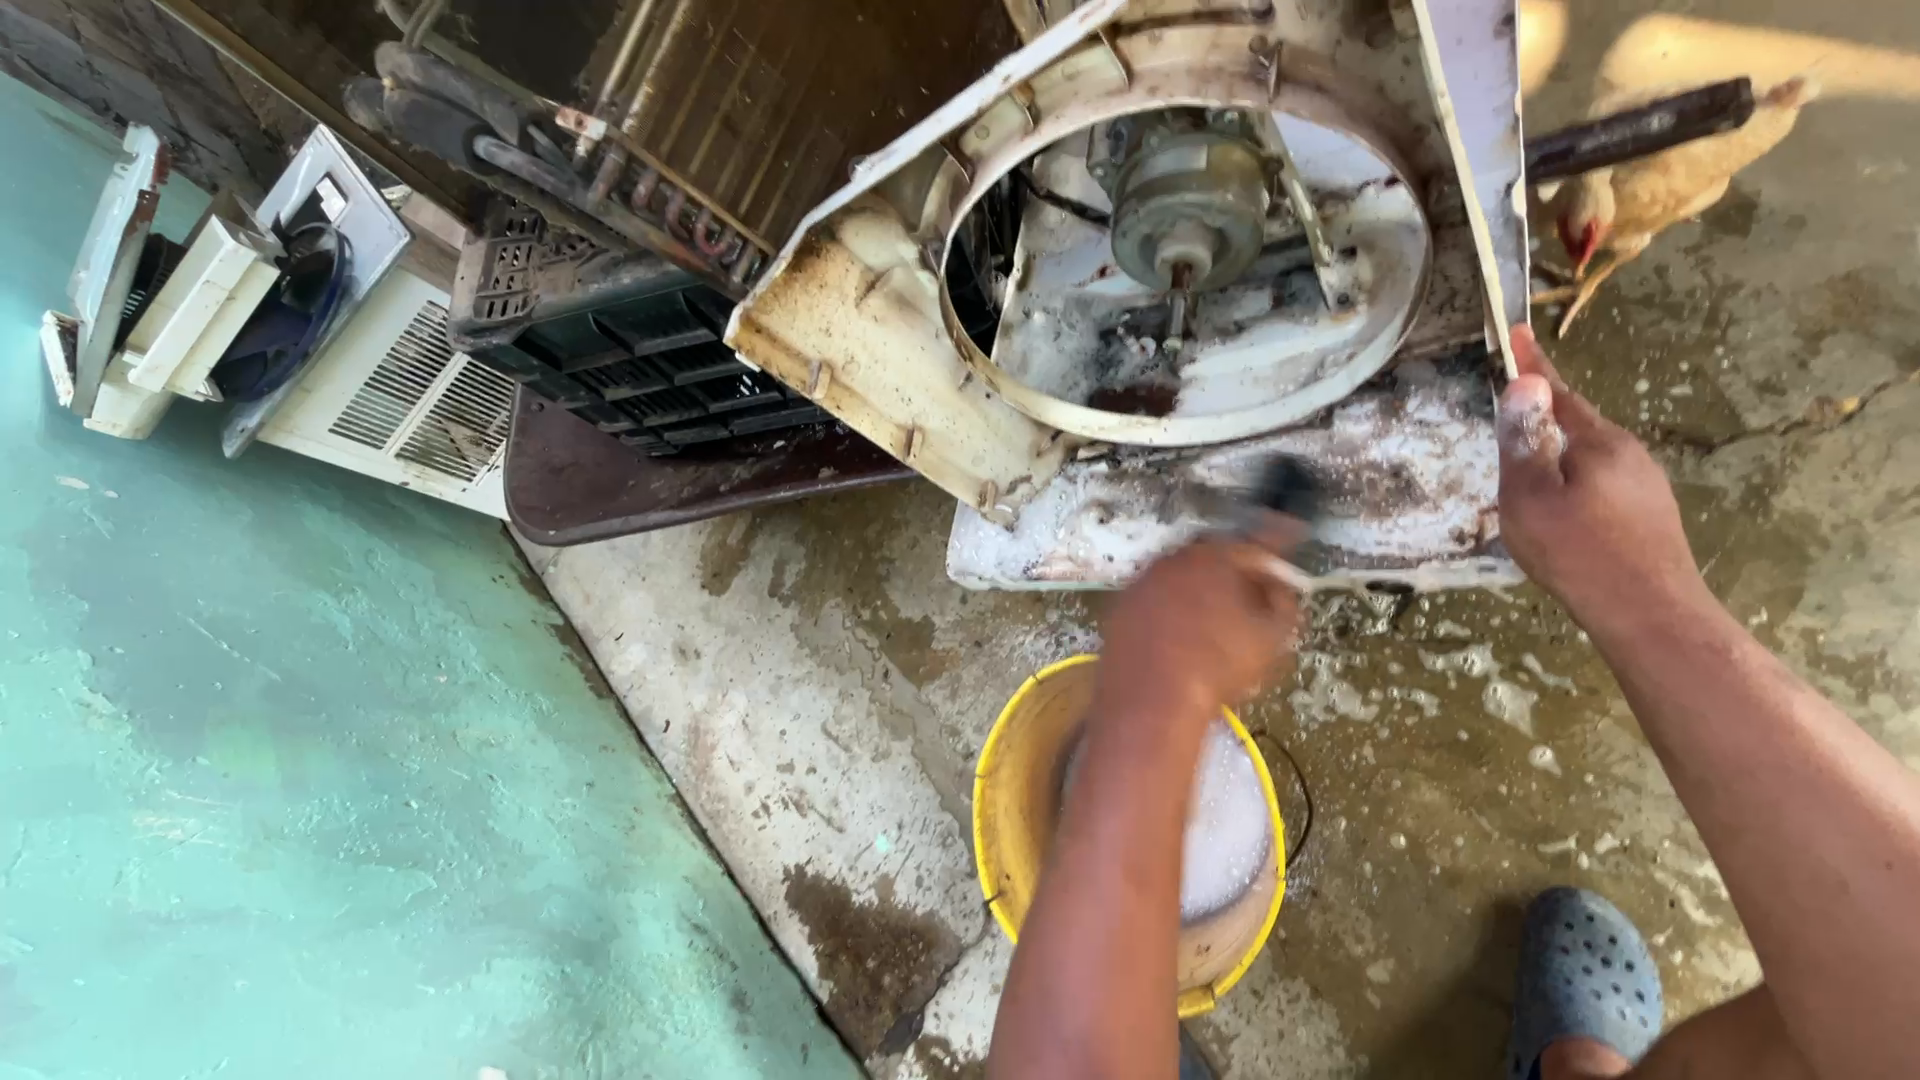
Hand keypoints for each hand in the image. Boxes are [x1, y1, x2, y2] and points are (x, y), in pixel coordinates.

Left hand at [1095, 517, 1305, 723]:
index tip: (1290, 546)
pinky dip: (1170, 609)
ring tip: (1214, 618)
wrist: (1151, 698)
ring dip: (1199, 589)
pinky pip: (1154, 600)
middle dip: (1234, 569)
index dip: (1276, 545)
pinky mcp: (1120, 607)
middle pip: (1213, 556)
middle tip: (1251, 591)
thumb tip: (1278, 588)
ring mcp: (1143, 582)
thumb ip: (1282, 602)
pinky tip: (1178, 633)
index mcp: (1216, 557)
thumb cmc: (1219, 666)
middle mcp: (1175, 560)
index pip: (1255, 544)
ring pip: (1180, 577)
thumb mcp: (1271, 637)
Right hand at [1497, 324, 1707, 631]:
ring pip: (1586, 456)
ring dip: (1554, 457)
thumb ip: (1523, 441)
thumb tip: (1526, 383)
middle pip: (1574, 424)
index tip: (1515, 331)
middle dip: (1539, 421)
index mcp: (1598, 442)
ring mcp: (1643, 483)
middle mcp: (1628, 453)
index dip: (1532, 364)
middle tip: (1503, 428)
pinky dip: (1570, 482)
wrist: (1648, 611)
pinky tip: (1557, 512)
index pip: (1558, 392)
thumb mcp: (1530, 494)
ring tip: (1523, 482)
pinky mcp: (1647, 511)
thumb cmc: (1575, 549)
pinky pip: (1597, 481)